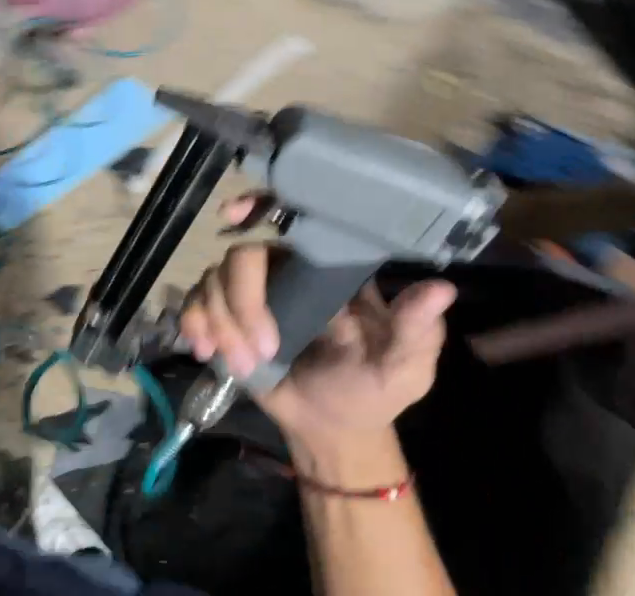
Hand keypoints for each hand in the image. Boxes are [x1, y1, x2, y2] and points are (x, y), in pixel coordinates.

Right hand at [178, 205, 455, 444]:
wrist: (329, 429)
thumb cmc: (371, 391)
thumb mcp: (403, 369)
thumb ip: (416, 333)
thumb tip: (441, 290)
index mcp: (324, 269)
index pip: (289, 221)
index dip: (257, 207)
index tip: (231, 214)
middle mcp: (281, 270)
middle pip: (241, 256)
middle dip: (242, 301)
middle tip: (260, 350)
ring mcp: (247, 292)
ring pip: (213, 281)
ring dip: (221, 324)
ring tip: (243, 364)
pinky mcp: (221, 315)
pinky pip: (193, 304)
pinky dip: (193, 323)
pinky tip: (204, 350)